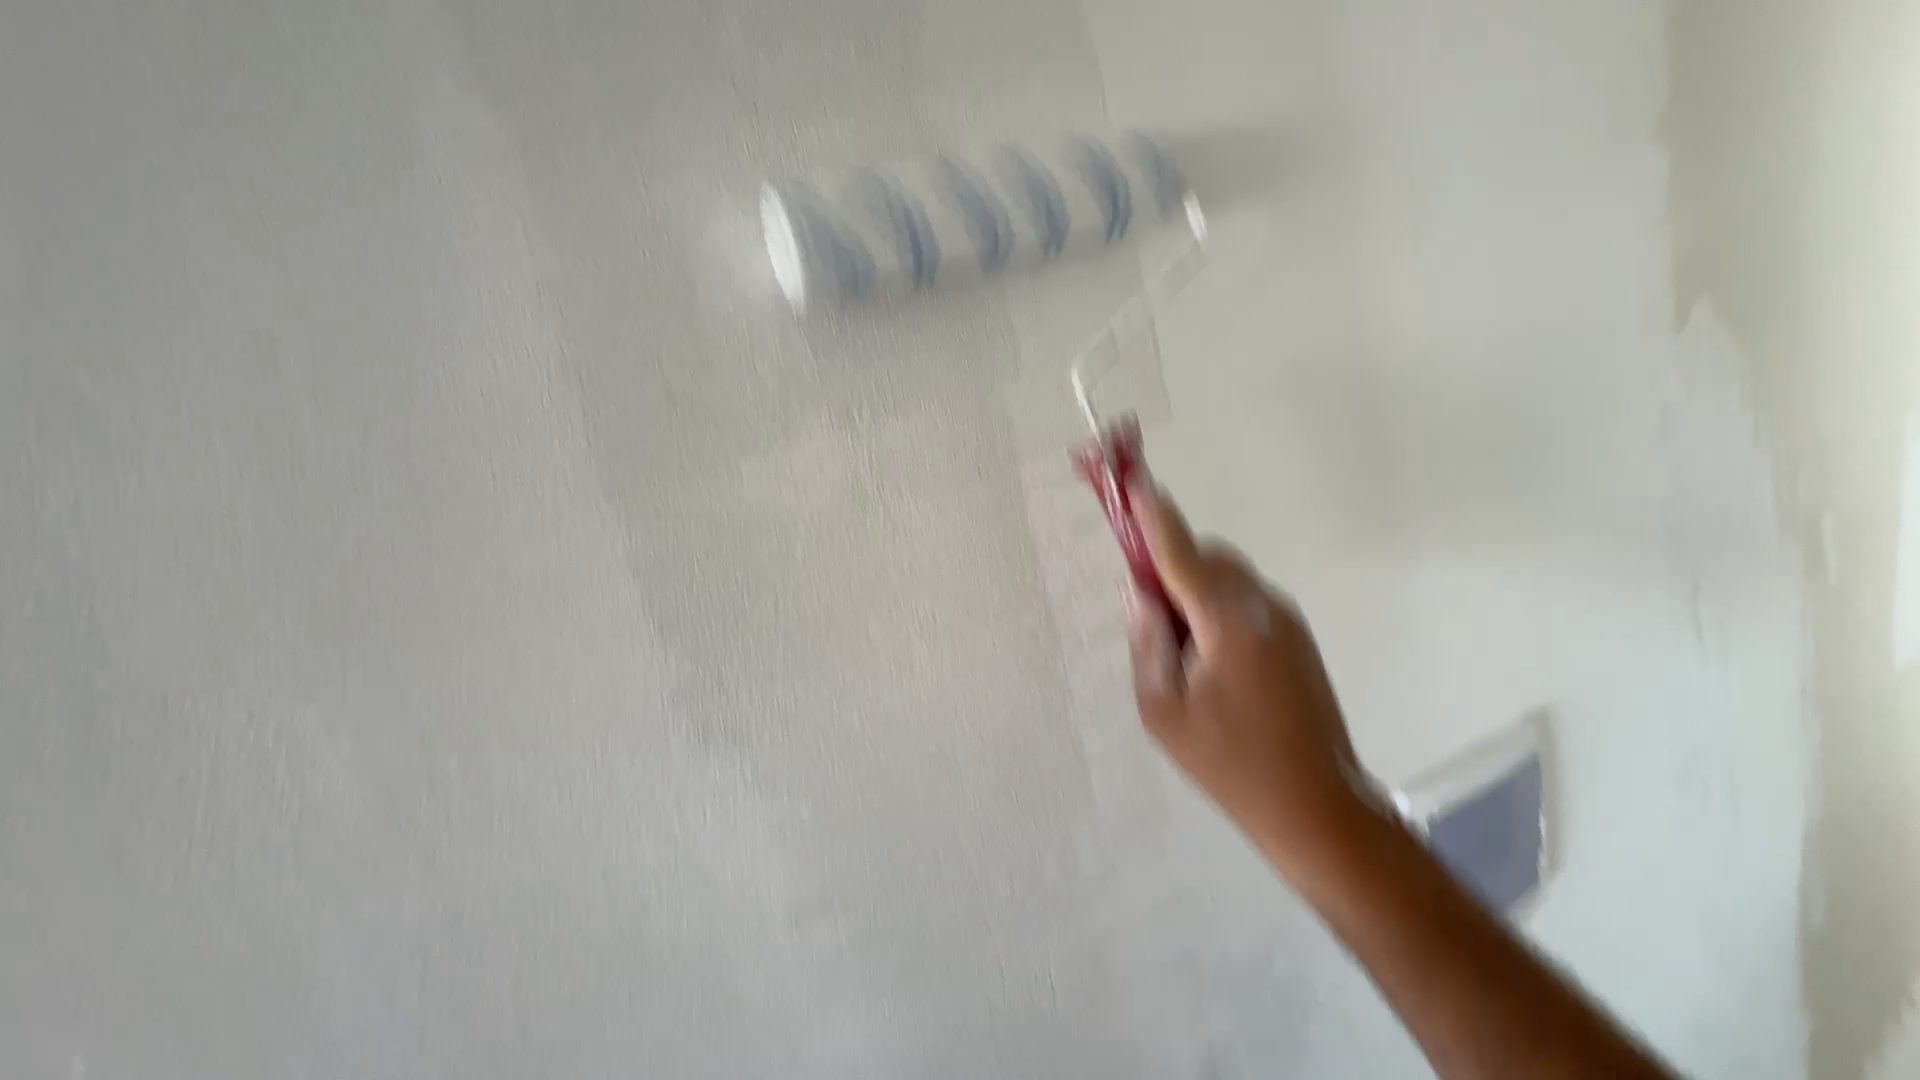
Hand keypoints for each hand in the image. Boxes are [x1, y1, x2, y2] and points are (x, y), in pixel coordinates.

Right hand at [1125, 481, 1371, 876]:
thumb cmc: (1229, 763)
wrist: (1316, 807)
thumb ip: (1146, 640)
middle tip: (1148, 619)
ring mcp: (1286, 621)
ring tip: (1181, 659)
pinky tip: (1211, 669)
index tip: (1131, 475)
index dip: (1150, 512)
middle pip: (1205, 558)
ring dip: (1193, 594)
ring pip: (1226, 580)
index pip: (1178, 549)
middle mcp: (1263, 606)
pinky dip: (1216, 614)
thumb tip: (1143, 593)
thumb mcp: (1162, 708)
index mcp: (1228, 619)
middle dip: (1170, 568)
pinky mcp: (1297, 641)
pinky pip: (1244, 605)